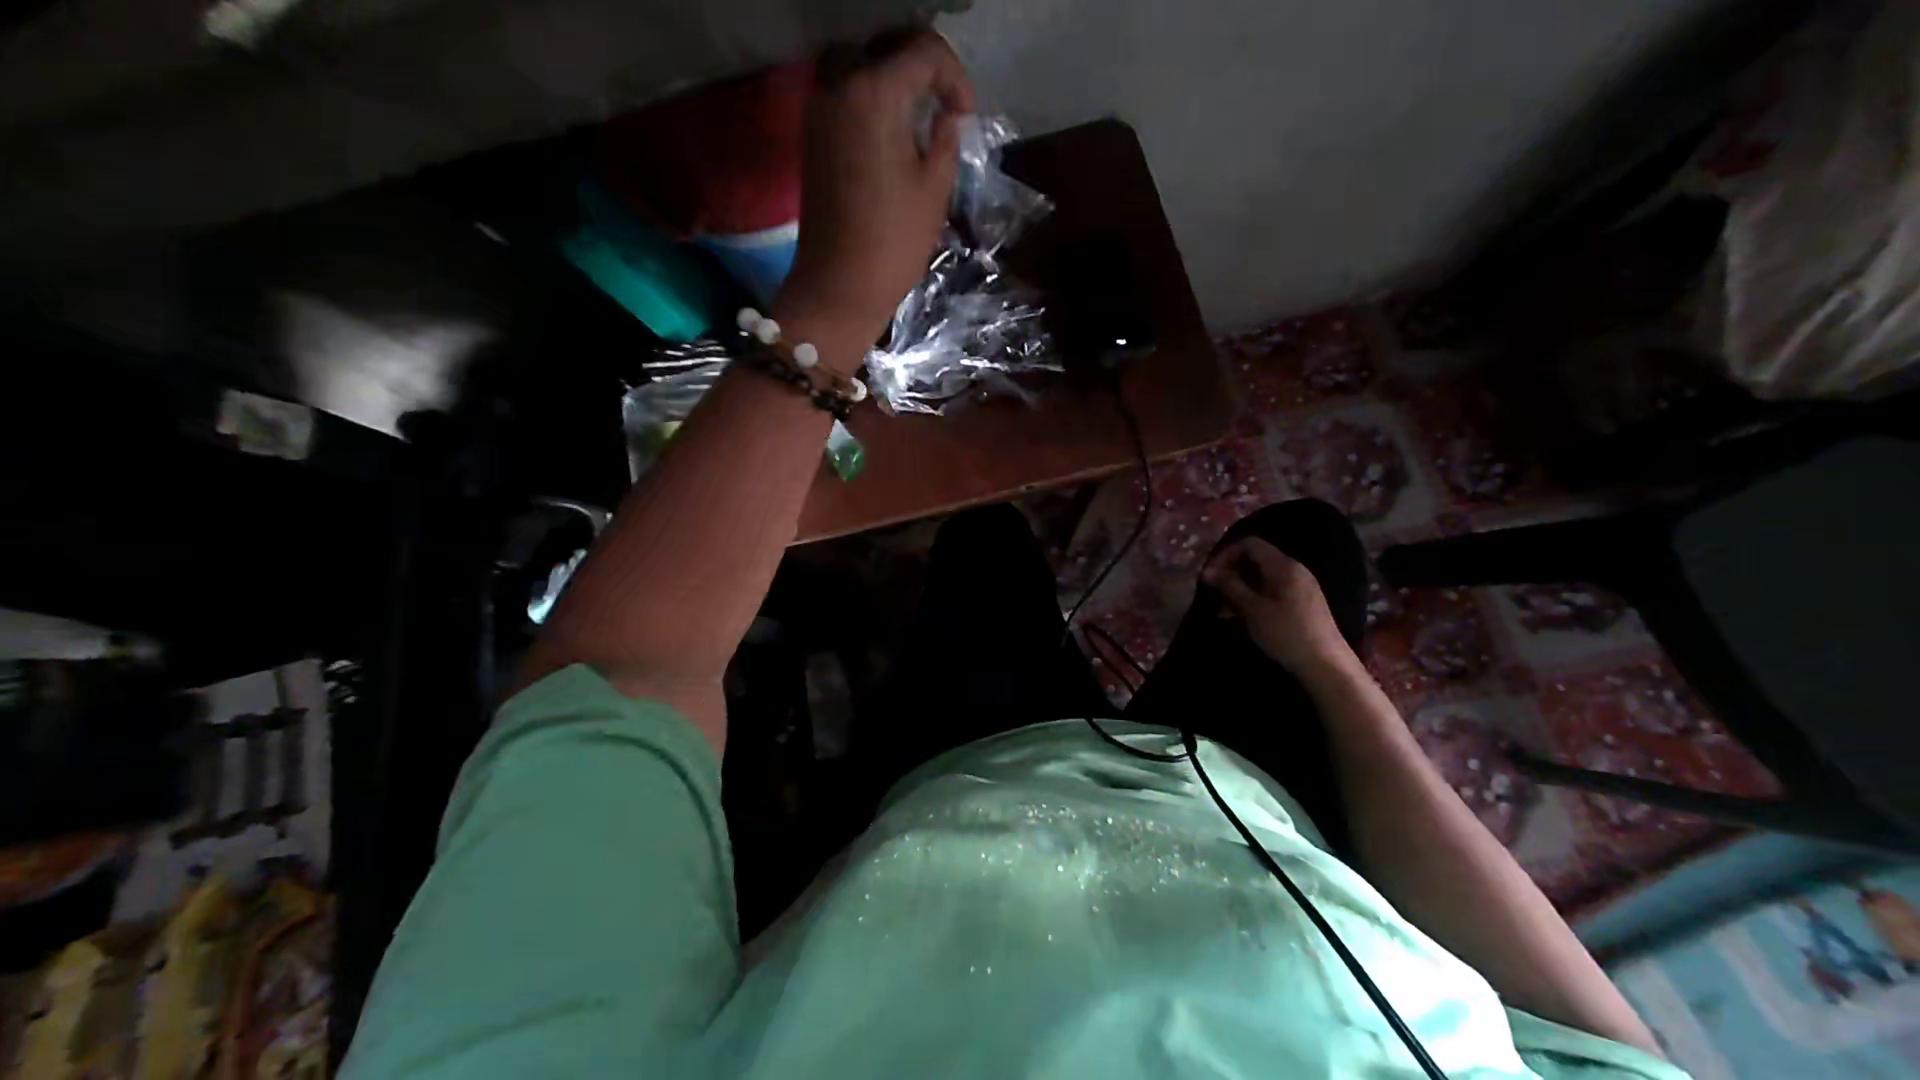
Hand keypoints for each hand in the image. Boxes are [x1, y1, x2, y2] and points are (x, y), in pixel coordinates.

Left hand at [772, 31, 973, 367]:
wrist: (840, 285)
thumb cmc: (895, 241)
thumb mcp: (936, 187)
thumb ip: (945, 138)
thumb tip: (946, 117)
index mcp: (875, 94)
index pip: (923, 52)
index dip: (954, 77)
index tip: (965, 115)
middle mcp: (839, 86)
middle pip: (884, 46)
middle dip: (920, 67)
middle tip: (943, 103)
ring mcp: (819, 109)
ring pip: (857, 63)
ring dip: (890, 78)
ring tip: (918, 113)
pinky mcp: (811, 134)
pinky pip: (842, 91)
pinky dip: (868, 96)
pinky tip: (892, 129)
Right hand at [1202, 538, 1357, 680]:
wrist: (1326, 665)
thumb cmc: (1287, 634)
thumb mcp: (1253, 610)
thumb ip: (1230, 586)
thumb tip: (1207, 571)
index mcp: (1284, 566)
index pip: (1250, 544)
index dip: (1226, 554)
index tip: (1210, 576)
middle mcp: (1294, 570)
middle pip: (1256, 559)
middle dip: (1231, 572)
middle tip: (1214, 593)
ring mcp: (1300, 586)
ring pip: (1262, 577)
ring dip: (1240, 587)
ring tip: (1223, 609)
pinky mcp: (1302, 602)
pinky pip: (1272, 590)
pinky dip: (1253, 597)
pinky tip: (1242, 617)